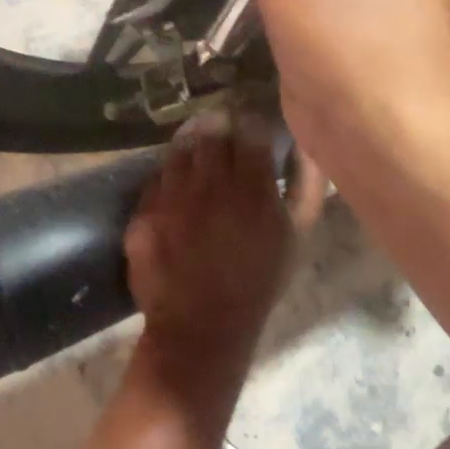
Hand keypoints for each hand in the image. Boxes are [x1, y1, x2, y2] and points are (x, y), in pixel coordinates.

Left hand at [123, 115, 321, 360]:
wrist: (201, 330)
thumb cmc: (259, 280)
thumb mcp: (298, 233)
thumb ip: (307, 182)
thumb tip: (304, 142)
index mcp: (251, 185)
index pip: (250, 126)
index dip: (253, 118)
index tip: (255, 123)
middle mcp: (209, 183)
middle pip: (212, 128)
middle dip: (221, 123)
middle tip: (227, 130)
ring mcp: (171, 198)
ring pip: (180, 147)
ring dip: (193, 142)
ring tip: (201, 152)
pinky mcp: (143, 215)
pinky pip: (156, 178)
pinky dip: (170, 174)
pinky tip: (179, 186)